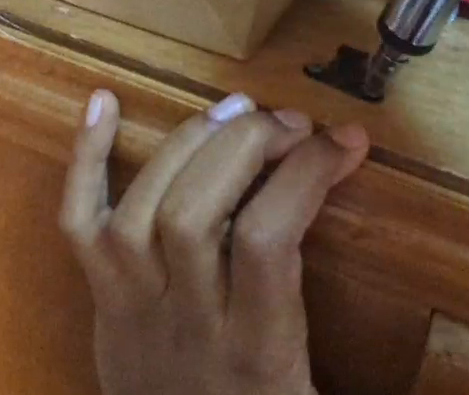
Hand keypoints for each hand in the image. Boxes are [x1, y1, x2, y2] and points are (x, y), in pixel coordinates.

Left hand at [60, 90, 370, 394]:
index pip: (268, 239)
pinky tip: (104, 101)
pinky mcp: (100, 301)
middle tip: (289, 121)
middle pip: (193, 213)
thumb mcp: (313, 381)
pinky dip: (85, 159)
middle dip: (245, 144)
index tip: (345, 140)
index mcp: (255, 349)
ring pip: (140, 210)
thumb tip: (389, 214)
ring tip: (235, 111)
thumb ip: (342, 312)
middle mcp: (187, 322)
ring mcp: (133, 308)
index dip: (307, 173)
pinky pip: (78, 224)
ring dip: (188, 141)